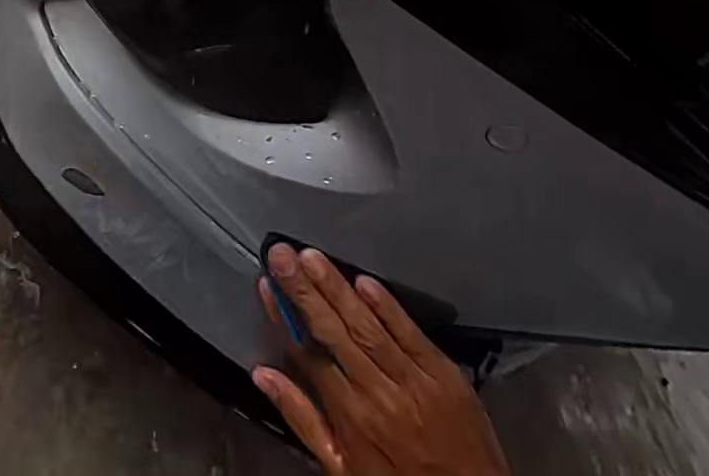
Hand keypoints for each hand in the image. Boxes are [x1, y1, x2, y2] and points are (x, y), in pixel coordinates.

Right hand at [253, 246, 508, 475]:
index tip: (266, 284)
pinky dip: (388, 307)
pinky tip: (365, 282)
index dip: (283, 316)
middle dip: (303, 290)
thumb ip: (301, 418)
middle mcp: (378, 394)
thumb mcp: (342, 468)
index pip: (307, 353)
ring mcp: (415, 383)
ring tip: (311, 257)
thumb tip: (261, 374)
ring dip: (337, 288)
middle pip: (332, 332)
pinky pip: (412, 335)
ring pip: (367, 326)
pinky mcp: (447, 378)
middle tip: (282, 254)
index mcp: (350, 416)